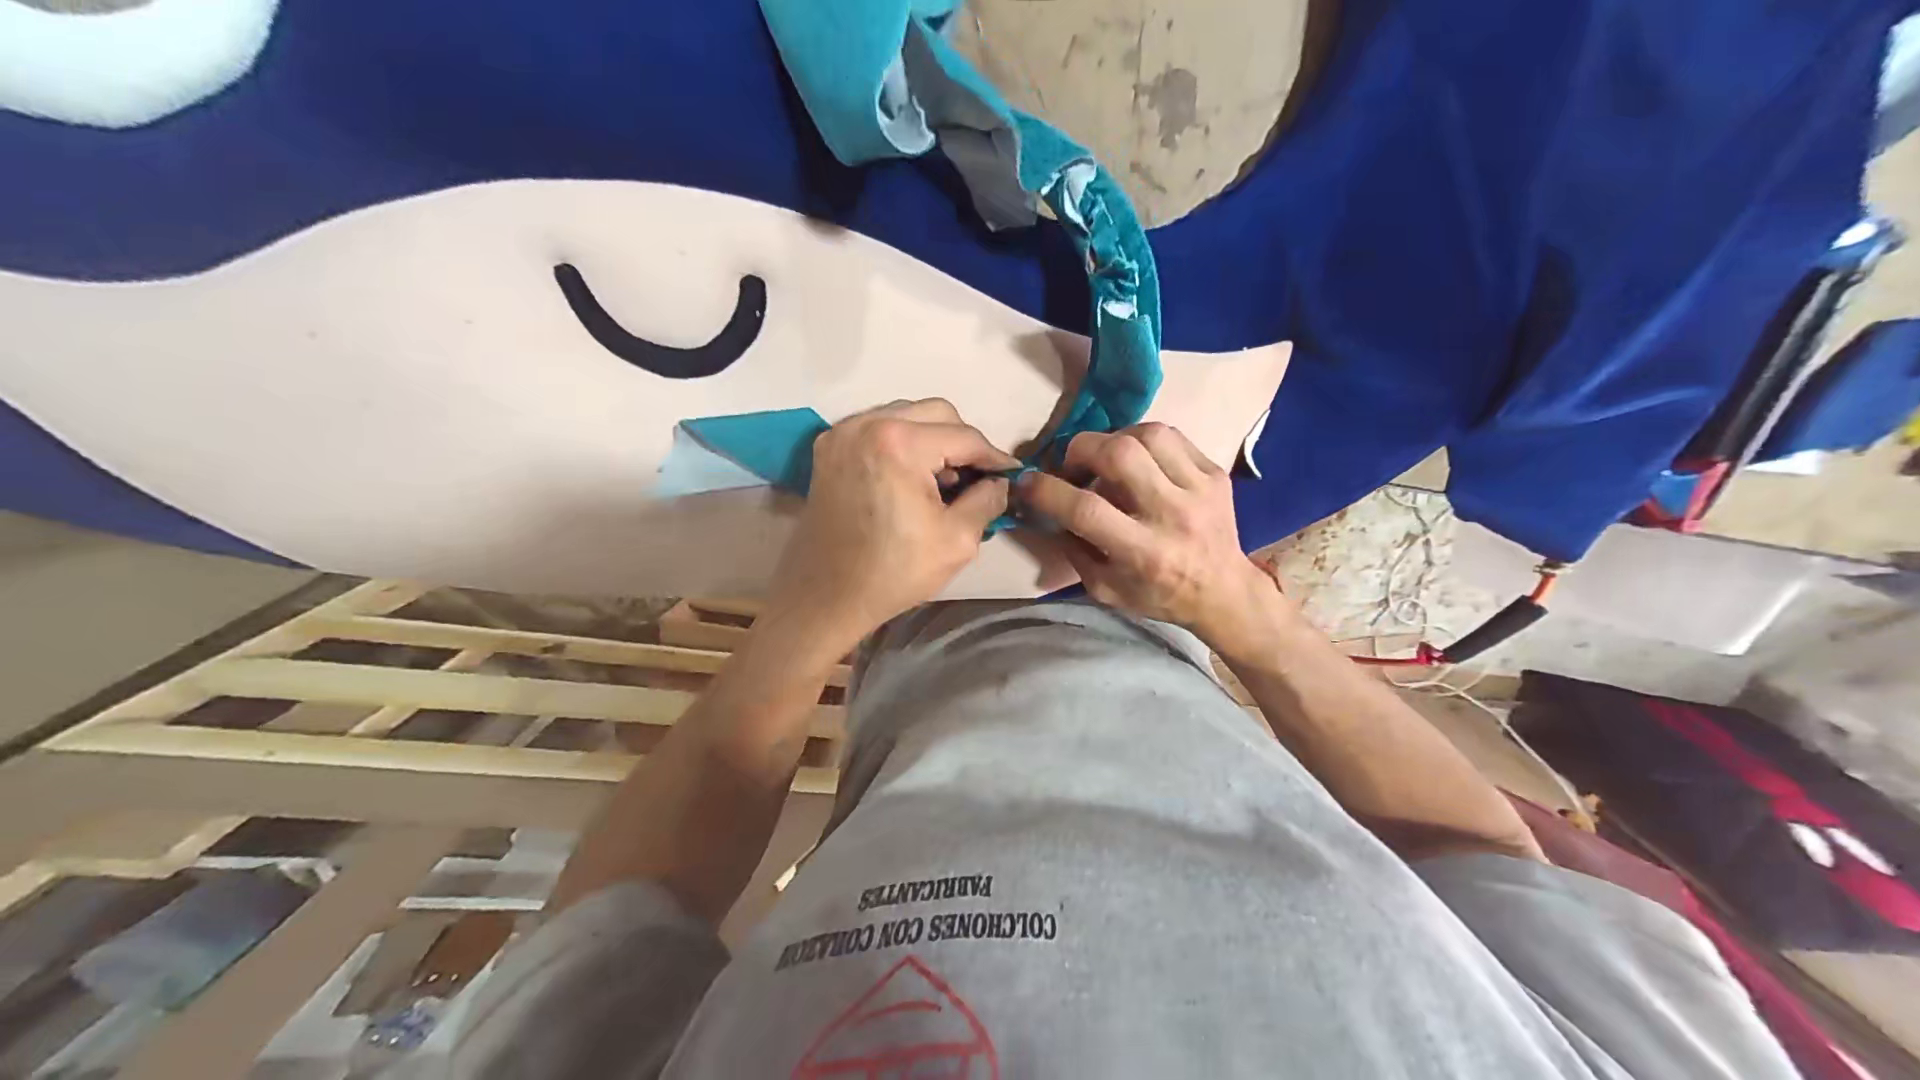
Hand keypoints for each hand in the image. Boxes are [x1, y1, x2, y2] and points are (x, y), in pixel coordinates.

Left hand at [763, 399, 1019, 651]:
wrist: (824, 597)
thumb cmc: (893, 572)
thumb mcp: (958, 541)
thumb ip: (987, 500)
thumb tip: (998, 482)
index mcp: (899, 443)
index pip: (964, 436)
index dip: (993, 457)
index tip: (1011, 474)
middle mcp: (867, 424)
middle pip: (936, 413)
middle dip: (962, 443)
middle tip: (976, 479)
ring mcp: (842, 433)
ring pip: (906, 415)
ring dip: (932, 440)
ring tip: (943, 480)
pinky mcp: (829, 449)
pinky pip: (879, 429)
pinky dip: (902, 444)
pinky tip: (911, 477)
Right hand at [1016, 423, 1288, 649]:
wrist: (1223, 591)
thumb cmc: (1157, 594)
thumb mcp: (1104, 589)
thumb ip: (1074, 549)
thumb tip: (1049, 507)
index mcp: (1142, 553)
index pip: (1086, 509)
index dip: (1047, 490)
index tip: (1027, 482)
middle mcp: (1172, 516)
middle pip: (1119, 455)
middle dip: (1080, 450)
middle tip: (1072, 465)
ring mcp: (1198, 490)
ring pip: (1147, 435)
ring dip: (1114, 439)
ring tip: (1105, 457)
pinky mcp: (1214, 474)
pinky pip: (1171, 436)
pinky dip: (1143, 439)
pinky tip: (1136, 456)